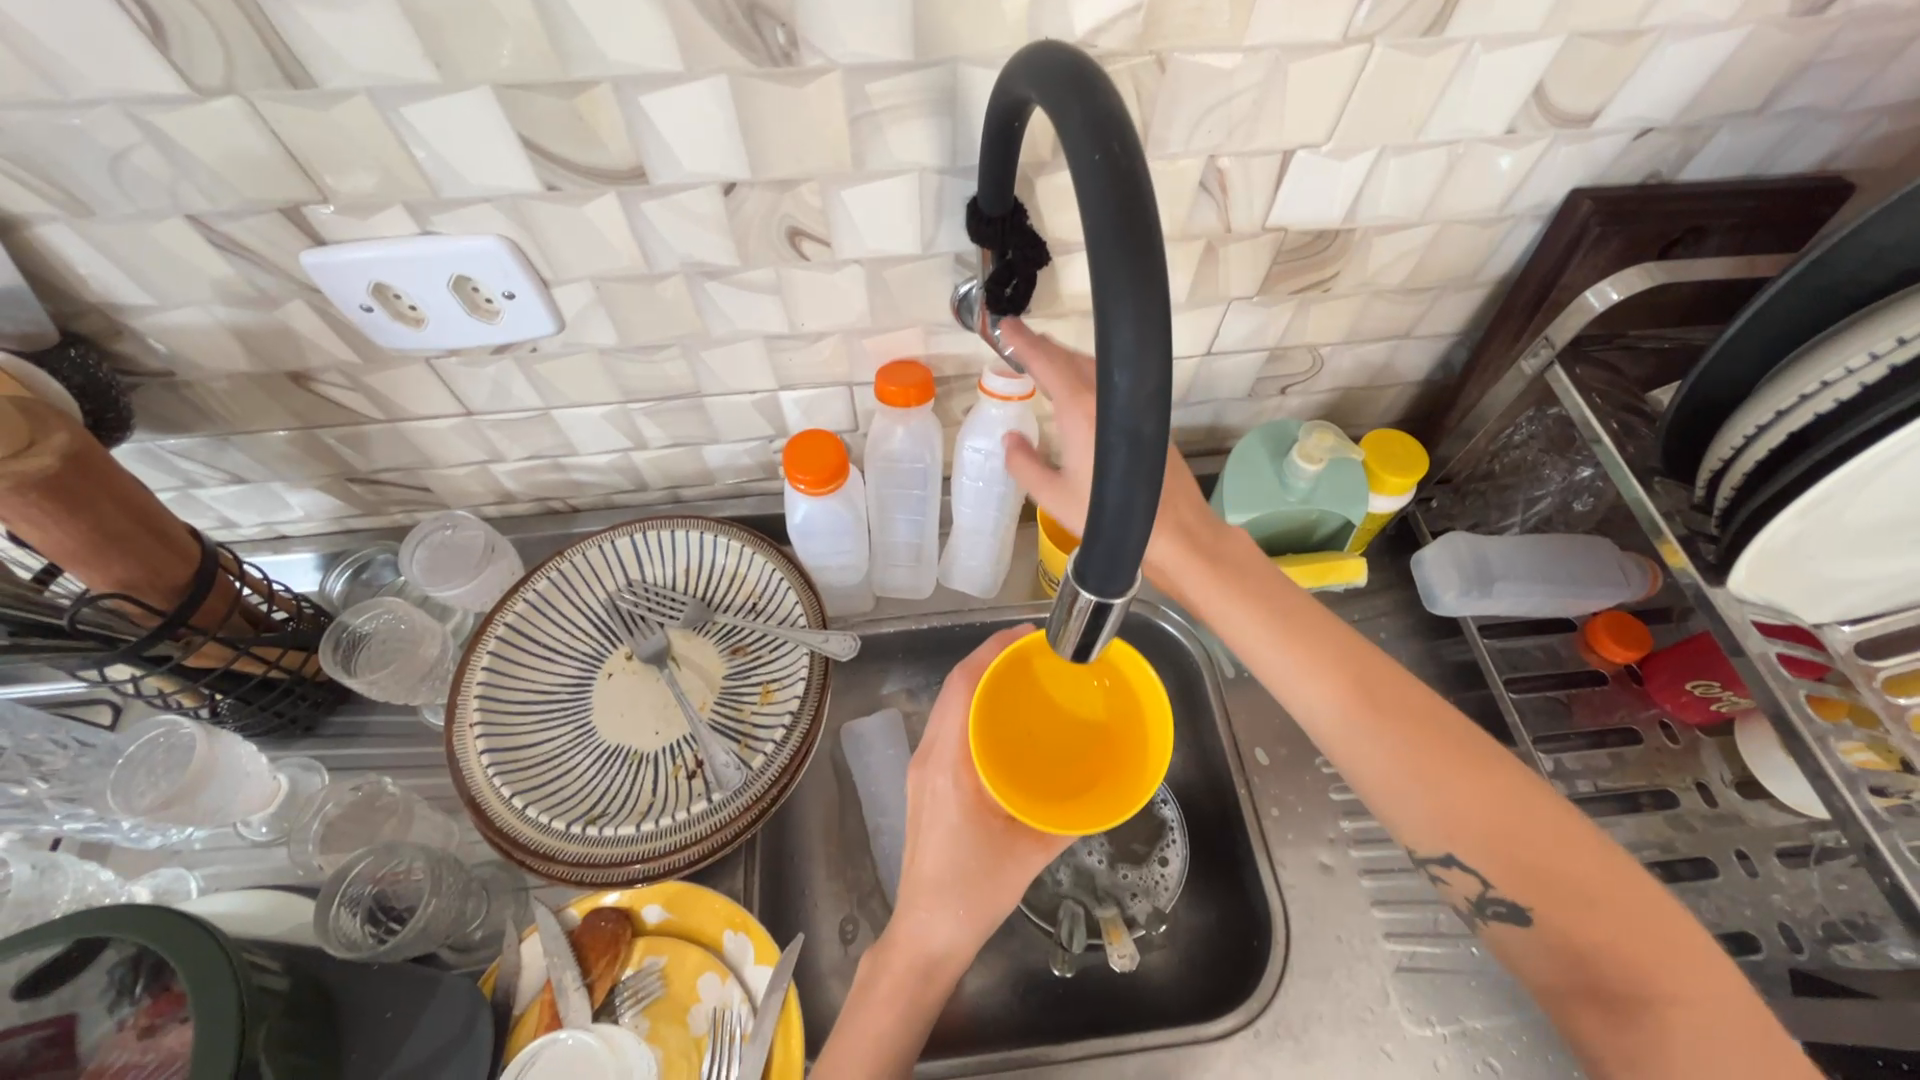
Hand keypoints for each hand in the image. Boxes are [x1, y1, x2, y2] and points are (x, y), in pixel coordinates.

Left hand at [890, 623, 1072, 963]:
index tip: (1027, 636)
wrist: (927, 932)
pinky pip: (948, 729)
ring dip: (981, 685)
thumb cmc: (974, 890)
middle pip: (953, 689)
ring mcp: (922, 769)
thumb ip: (1068, 816)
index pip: (962, 686)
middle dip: (990, 661)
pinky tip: (1004, 724)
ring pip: (948, 708)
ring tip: (1024, 680)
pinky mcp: (925, 783)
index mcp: (948, 762)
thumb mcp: (1031, 851)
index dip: (990, 650)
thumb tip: (1105, 787)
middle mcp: (927, 756)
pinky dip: (974, 711)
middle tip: (1035, 654)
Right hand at [996, 318, 1224, 584]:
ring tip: (1045, 362)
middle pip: (1071, 360)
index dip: (1023, 343)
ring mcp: (1130, 406)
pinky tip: (1080, 391)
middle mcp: (1105, 399)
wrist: (1172, 530)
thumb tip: (1010, 441)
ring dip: (1067, 361)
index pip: (1047, 363)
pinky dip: (1088, 377)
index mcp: (1080, 411)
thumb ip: (1025, 465)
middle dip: (1044, 348)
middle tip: (1020, 341)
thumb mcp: (1053, 496)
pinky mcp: (1146, 419)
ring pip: (1094, 370)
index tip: (1006, 326)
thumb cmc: (1107, 516)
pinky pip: (1111, 384)